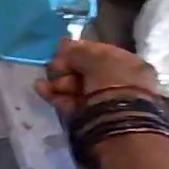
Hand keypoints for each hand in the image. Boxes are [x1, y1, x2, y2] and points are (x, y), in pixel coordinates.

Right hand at [35, 38, 161, 119]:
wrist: (114, 124)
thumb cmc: (113, 85)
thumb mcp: (98, 60)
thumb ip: (79, 51)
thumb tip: (63, 44)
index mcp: (128, 65)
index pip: (99, 52)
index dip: (79, 49)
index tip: (60, 48)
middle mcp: (116, 82)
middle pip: (83, 69)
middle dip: (66, 67)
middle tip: (54, 68)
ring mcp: (99, 101)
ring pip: (73, 86)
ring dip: (57, 81)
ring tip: (46, 81)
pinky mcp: (83, 117)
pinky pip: (66, 101)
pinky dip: (53, 95)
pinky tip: (39, 88)